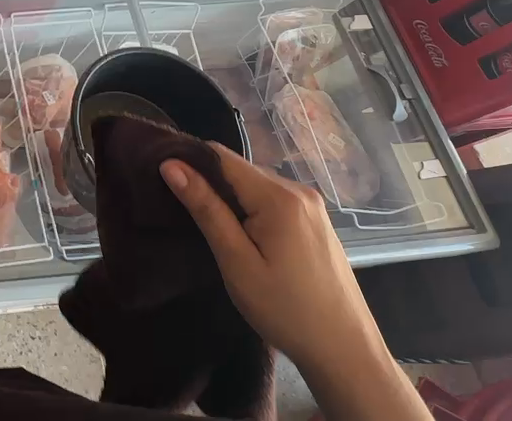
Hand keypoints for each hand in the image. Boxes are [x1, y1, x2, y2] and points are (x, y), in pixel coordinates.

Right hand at [160, 143, 383, 371]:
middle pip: (238, 170)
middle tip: (187, 216)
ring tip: (215, 230)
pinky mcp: (316, 220)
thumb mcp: (237, 262)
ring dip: (231, 200)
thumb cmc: (286, 311)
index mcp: (279, 196)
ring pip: (254, 185)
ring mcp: (312, 205)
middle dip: (210, 185)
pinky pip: (272, 199)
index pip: (220, 156)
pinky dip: (252, 210)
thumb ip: (206, 209)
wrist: (347, 354)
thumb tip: (170, 165)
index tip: (164, 182)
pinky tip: (246, 238)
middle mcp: (299, 190)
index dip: (190, 163)